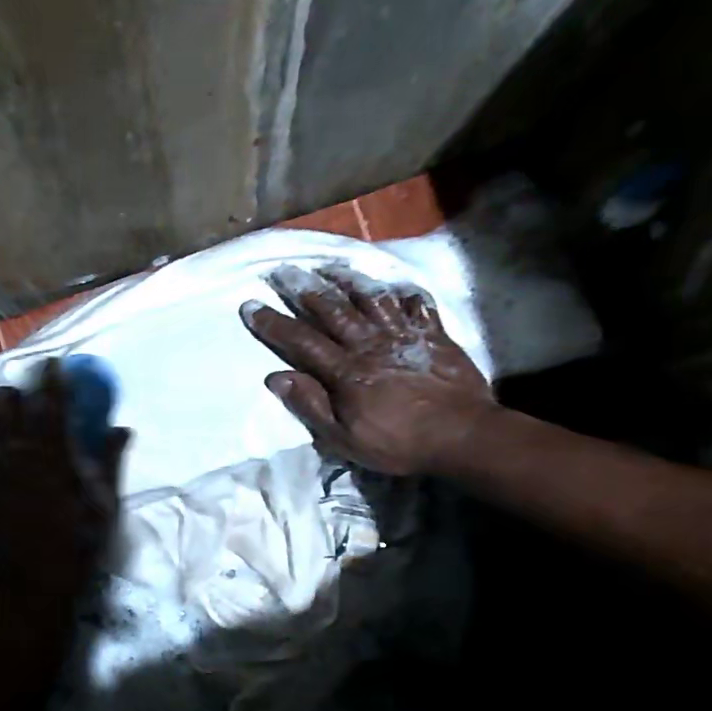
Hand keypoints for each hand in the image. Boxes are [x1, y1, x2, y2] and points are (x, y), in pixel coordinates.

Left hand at [0, 366, 129, 597]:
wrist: (31, 581)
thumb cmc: (74, 544)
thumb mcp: (102, 504)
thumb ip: (108, 461)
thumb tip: (122, 428)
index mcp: (50, 455)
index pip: (52, 406)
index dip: (53, 381)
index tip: (55, 363)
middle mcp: (15, 455)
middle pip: (11, 408)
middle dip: (17, 389)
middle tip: (23, 382)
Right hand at [240, 264, 498, 475]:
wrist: (460, 435)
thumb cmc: (397, 443)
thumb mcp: (343, 437)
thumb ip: (310, 405)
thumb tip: (276, 378)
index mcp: (345, 371)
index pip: (301, 340)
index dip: (273, 323)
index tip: (251, 305)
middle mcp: (370, 343)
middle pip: (332, 309)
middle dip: (303, 288)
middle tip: (283, 270)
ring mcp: (404, 335)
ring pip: (371, 298)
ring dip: (348, 280)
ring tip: (331, 267)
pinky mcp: (434, 335)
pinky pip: (417, 305)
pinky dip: (404, 294)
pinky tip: (396, 288)